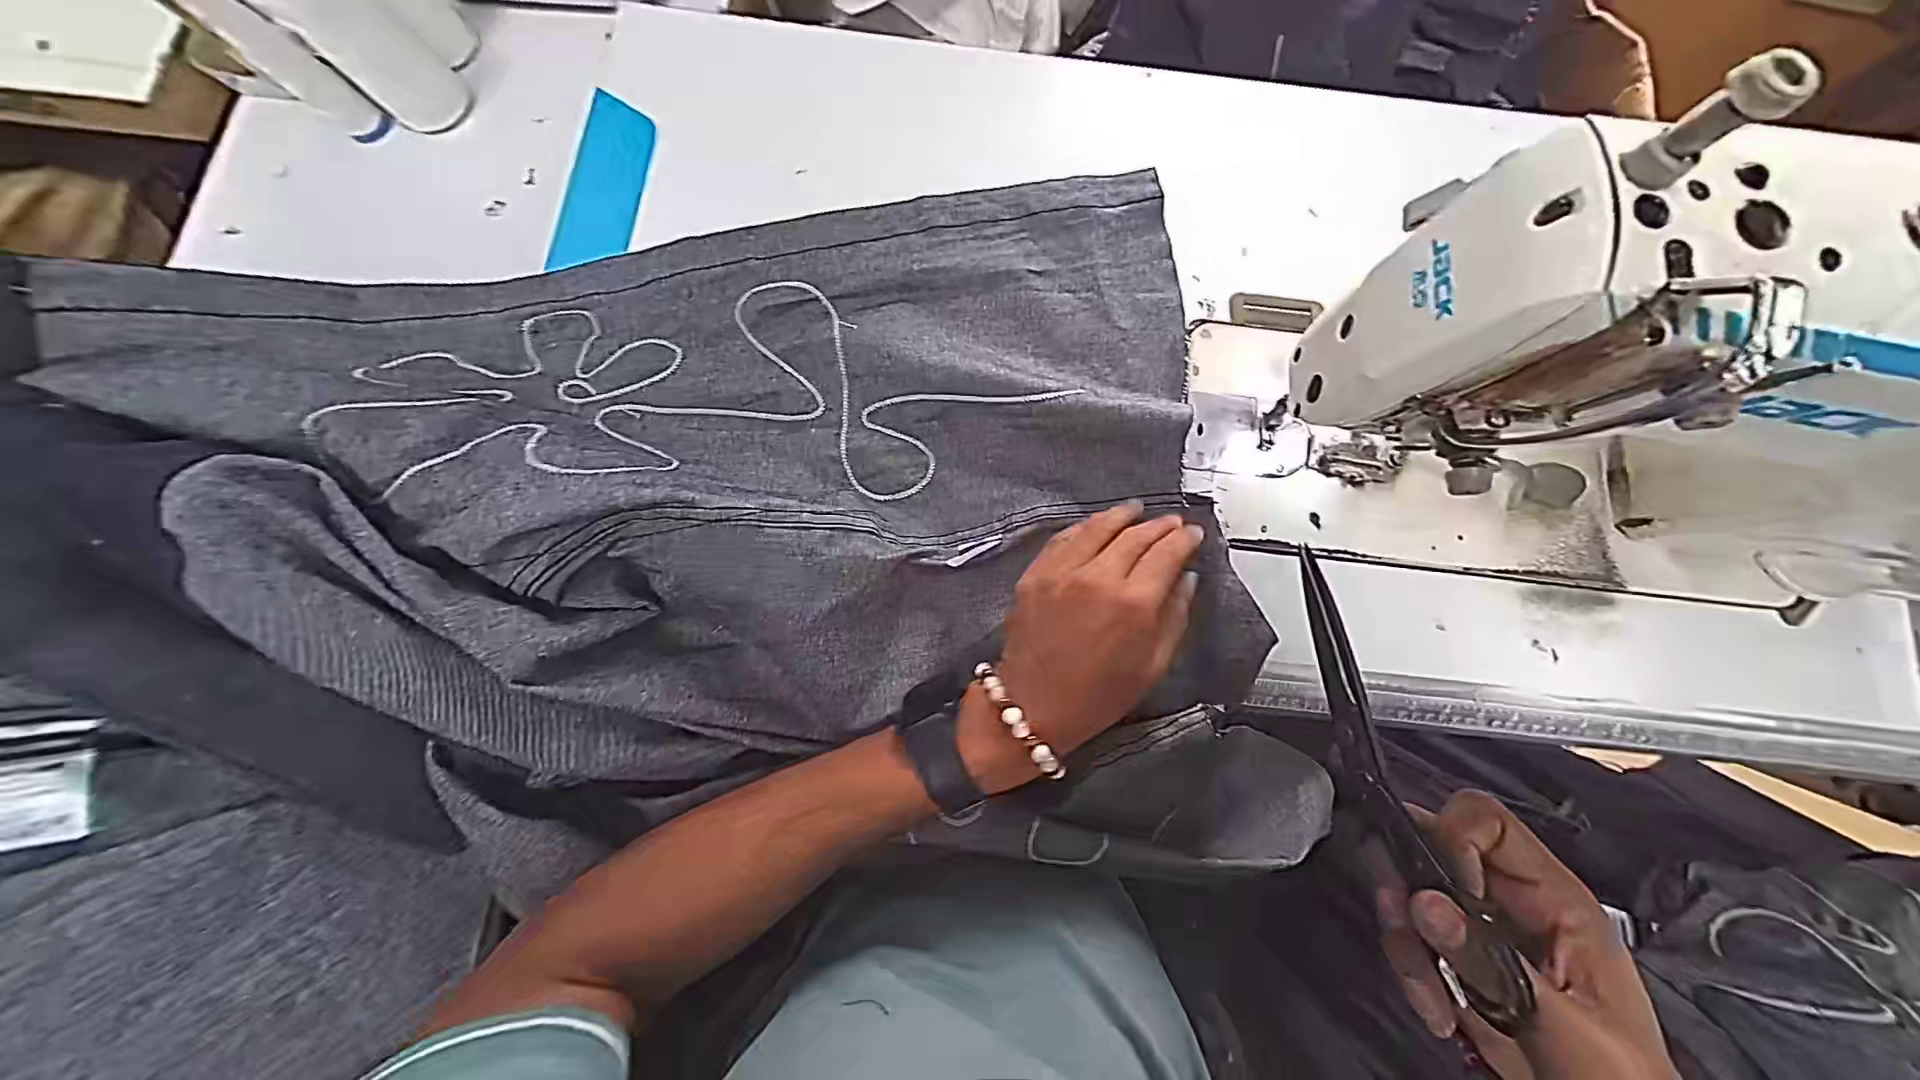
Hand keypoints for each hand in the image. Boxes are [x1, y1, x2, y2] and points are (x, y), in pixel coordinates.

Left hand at [957, 501, 1202, 793]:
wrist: (1033, 706)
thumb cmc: (1096, 696)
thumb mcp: (1151, 666)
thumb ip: (1174, 617)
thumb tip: (1187, 580)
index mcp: (1132, 603)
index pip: (1166, 553)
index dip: (1184, 539)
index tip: (1193, 534)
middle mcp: (1097, 578)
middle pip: (1135, 536)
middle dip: (1158, 526)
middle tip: (1172, 523)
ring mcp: (1061, 573)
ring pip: (1097, 528)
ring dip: (1121, 516)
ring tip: (1136, 511)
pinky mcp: (1035, 575)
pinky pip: (1064, 539)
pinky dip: (1084, 527)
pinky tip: (1095, 525)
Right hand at [1374, 791, 1678, 1079]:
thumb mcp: (1569, 1033)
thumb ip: (1495, 966)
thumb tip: (1425, 903)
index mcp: (1557, 901)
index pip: (1485, 821)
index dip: (1450, 838)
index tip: (1441, 893)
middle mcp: (1513, 900)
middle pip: (1430, 848)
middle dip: (1407, 892)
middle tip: (1412, 937)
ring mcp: (1481, 924)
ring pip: (1408, 890)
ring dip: (1406, 940)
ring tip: (1432, 995)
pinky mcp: (1456, 952)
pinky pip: (1407, 931)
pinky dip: (1408, 965)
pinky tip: (1437, 1007)